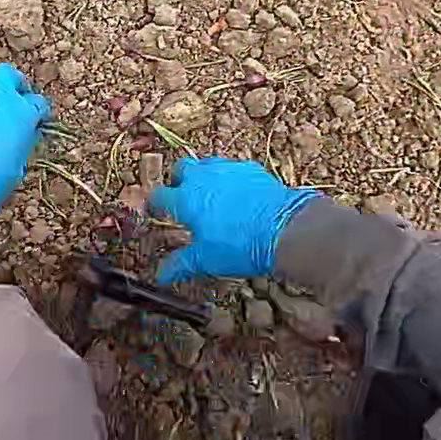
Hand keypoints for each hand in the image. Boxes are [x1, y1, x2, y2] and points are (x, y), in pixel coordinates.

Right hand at [150, 158, 318, 284]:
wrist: (284, 227)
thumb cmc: (239, 245)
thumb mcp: (207, 259)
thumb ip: (182, 263)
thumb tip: (161, 275)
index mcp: (185, 198)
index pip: (160, 196)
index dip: (156, 204)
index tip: (157, 212)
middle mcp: (203, 177)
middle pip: (181, 169)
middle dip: (179, 181)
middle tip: (184, 199)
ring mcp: (227, 169)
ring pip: (207, 164)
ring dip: (204, 177)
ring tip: (211, 197)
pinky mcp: (250, 168)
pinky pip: (232, 169)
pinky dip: (230, 179)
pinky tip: (238, 195)